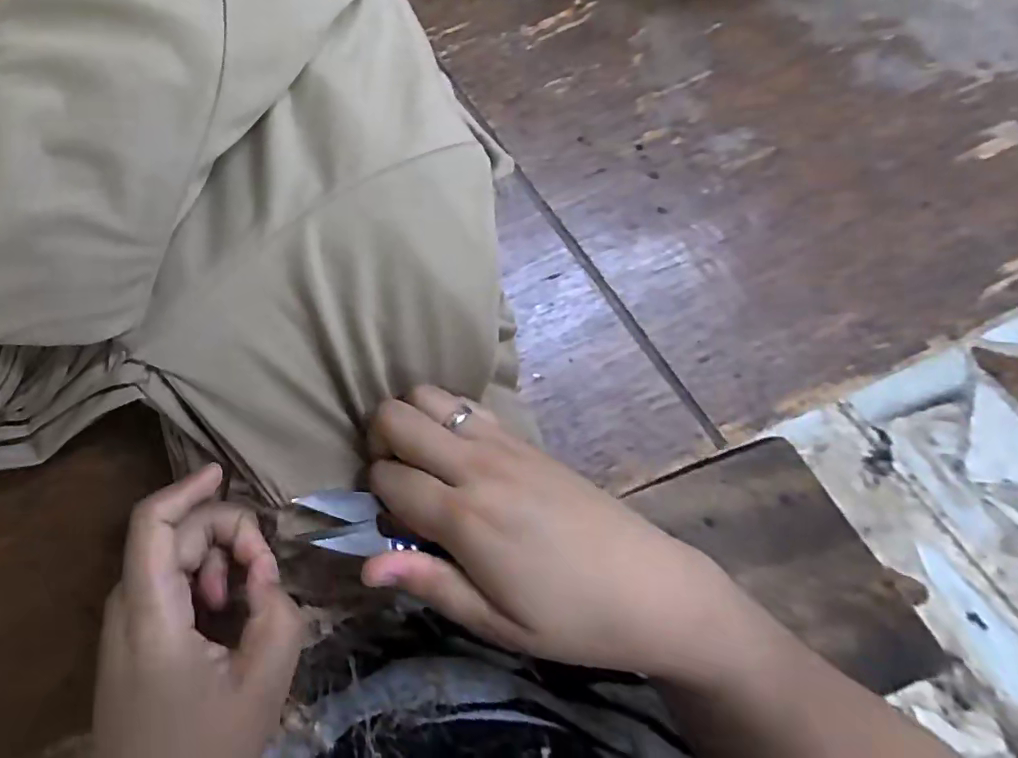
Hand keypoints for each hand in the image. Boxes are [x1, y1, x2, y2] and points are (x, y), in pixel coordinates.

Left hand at [93, 465, 306, 757]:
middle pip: (176, 535)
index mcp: (148, 608)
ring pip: (176, 558)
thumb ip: (278, 617)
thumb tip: (266, 575)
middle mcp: (128, 602)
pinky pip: (171, 585)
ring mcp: (126, 619)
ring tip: (243, 606)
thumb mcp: (259, 687)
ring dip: (218, 563)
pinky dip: (205, 584)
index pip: (153, 520)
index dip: (187, 487)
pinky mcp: (133, 635)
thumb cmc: (202, 749)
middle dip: (226, 537)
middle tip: (264, 576)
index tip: (222, 472)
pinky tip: (225, 617)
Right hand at [361, 386, 737, 678]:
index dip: (375, 493)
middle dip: (379, 441)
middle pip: (395, 417)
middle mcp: (476, 466)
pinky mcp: (521, 436)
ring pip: (424, 395)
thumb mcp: (496, 623)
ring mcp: (500, 443)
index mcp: (465, 518)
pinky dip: (443, 414)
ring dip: (409, 419)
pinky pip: (463, 401)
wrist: (652, 587)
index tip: (392, 519)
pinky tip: (456, 450)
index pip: (387, 476)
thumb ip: (429, 583)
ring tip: (421, 457)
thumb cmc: (570, 618)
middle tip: (396, 478)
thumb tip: (365, 566)